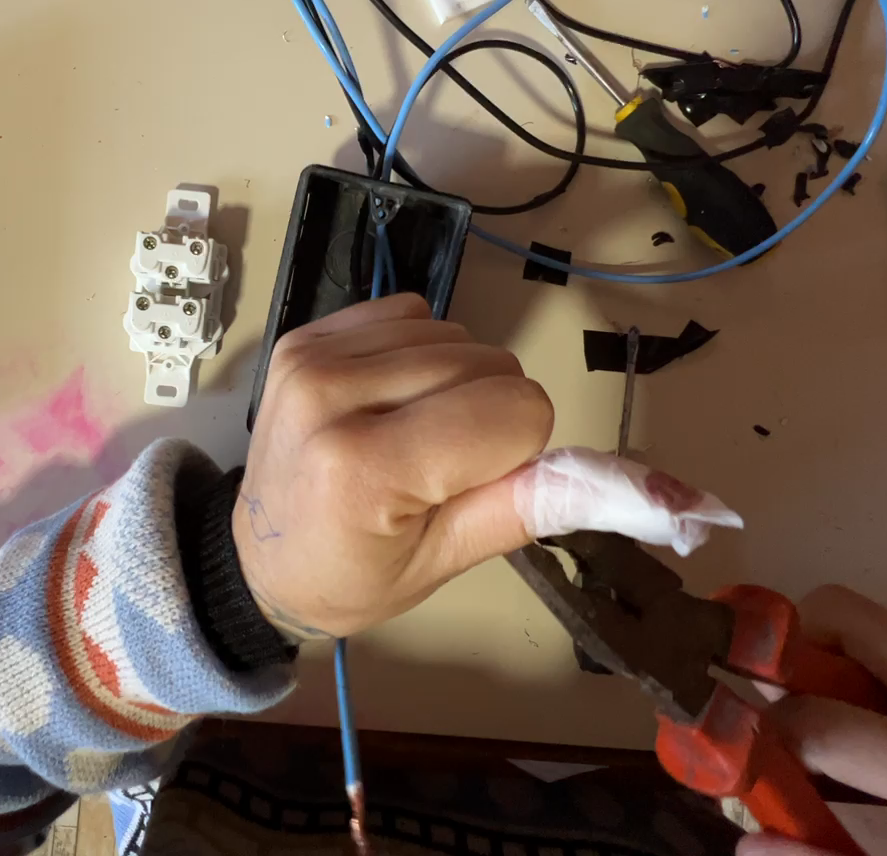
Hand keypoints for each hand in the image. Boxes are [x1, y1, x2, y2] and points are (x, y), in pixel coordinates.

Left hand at [236, 294, 552, 639]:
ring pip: (454, 334)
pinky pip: (409, 314)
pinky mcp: (305, 336)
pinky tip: (389, 396)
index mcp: (366, 465)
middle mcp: (332, 392)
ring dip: (455, 381)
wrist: (259, 555)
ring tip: (410, 432)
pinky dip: (420, 351)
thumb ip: (528, 508)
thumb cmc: (349, 574)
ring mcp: (313, 356)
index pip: (514, 409)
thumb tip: (627, 484)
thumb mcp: (442, 561)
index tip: (477, 483)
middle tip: (440, 465)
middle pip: (488, 363)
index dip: (520, 449)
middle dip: (489, 414)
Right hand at [740, 586, 886, 855]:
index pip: (826, 723)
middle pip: (844, 615)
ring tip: (826, 729)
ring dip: (830, 661)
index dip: (759, 728)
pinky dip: (878, 680)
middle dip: (785, 648)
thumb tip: (746, 844)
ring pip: (882, 624)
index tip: (730, 741)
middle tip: (768, 705)